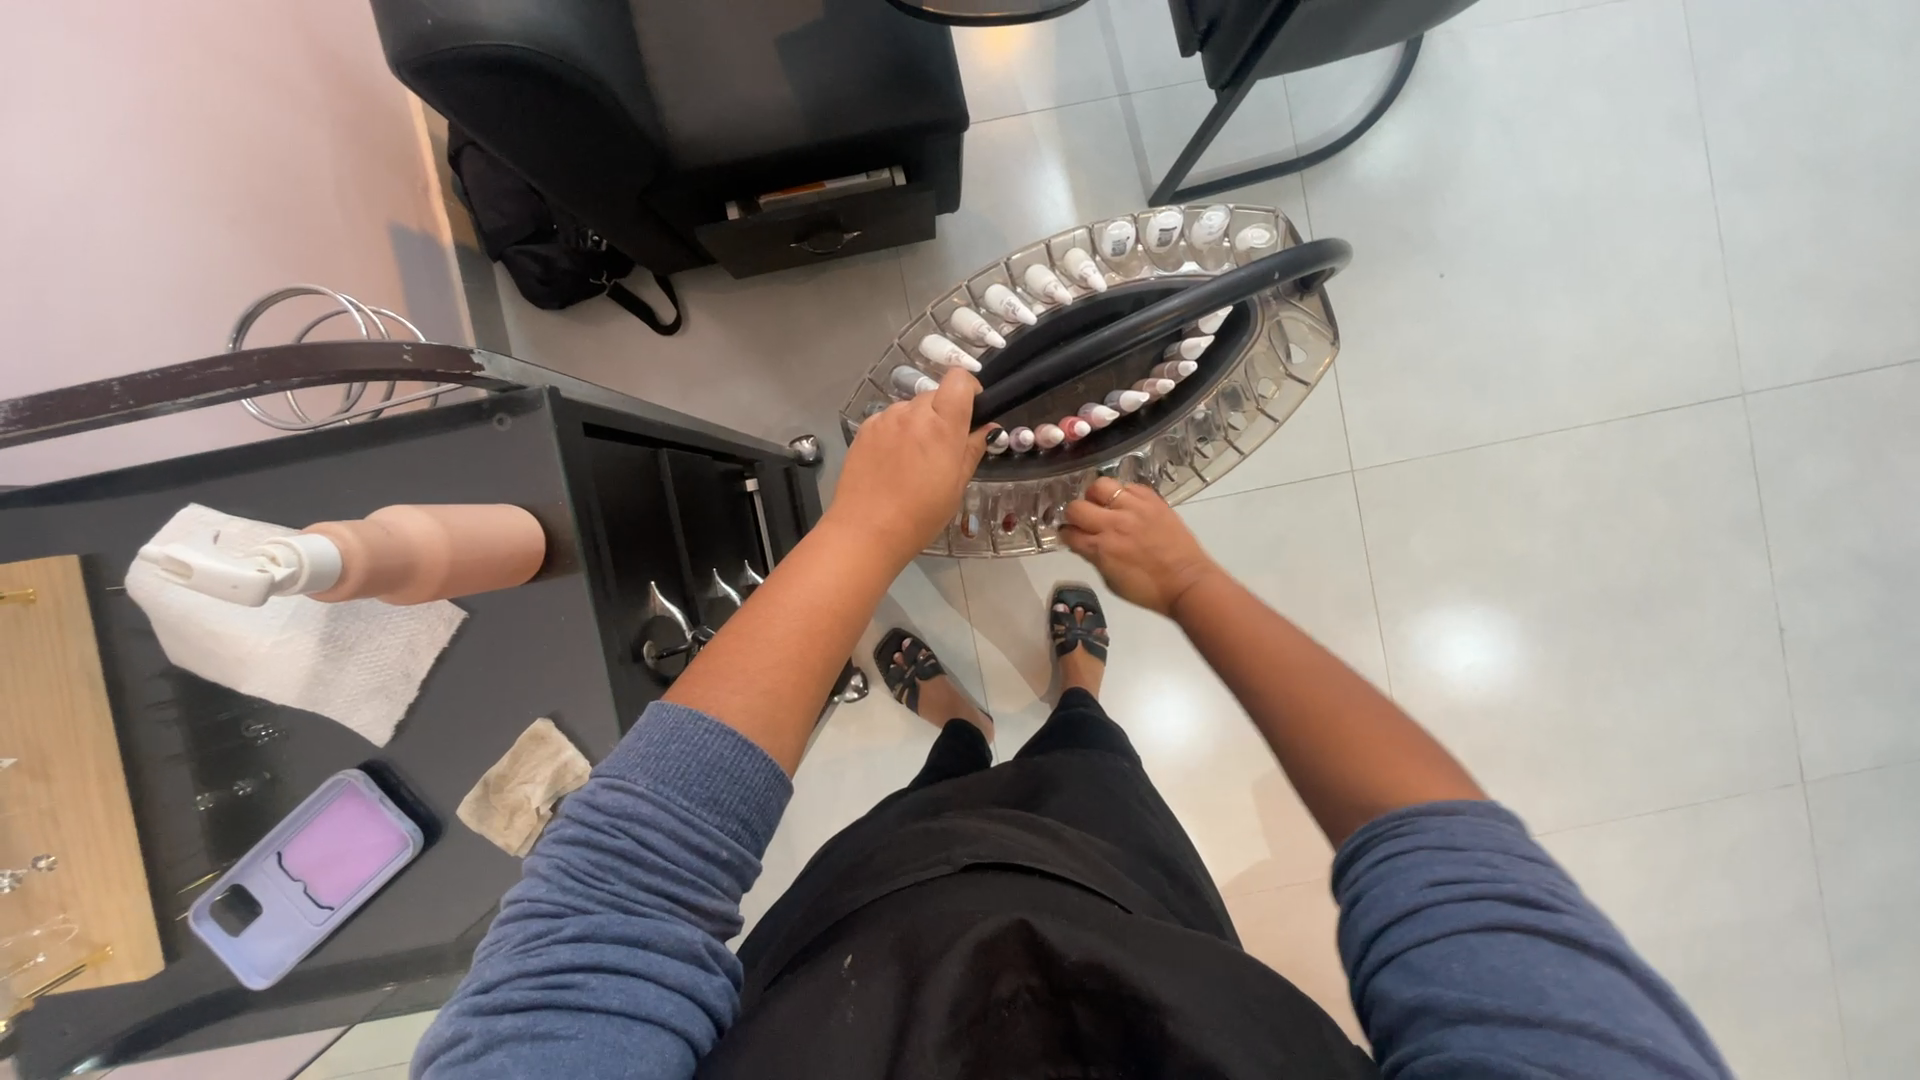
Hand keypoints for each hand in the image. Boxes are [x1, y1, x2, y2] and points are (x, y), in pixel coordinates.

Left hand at [825, 367, 987, 565]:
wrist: (866, 530)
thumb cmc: (920, 514)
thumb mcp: (957, 485)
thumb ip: (973, 449)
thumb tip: (989, 428)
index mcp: (942, 425)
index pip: (959, 379)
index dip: (969, 389)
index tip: (971, 411)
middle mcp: (912, 413)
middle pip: (935, 395)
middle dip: (943, 414)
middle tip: (942, 449)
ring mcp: (885, 419)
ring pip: (910, 408)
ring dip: (918, 424)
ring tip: (913, 460)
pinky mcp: (864, 429)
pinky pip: (889, 420)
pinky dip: (897, 432)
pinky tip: (892, 462)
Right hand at [1059, 476, 1222, 616]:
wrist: (1186, 581)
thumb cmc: (1147, 589)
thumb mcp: (1111, 580)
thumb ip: (1094, 557)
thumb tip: (1084, 543)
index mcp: (1100, 548)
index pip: (1068, 533)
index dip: (1066, 535)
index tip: (1071, 536)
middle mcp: (1113, 523)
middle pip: (1076, 506)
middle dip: (1074, 514)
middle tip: (1084, 520)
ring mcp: (1134, 508)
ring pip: (1100, 486)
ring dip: (1096, 496)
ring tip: (1104, 505)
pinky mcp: (1153, 500)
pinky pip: (1129, 486)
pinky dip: (1122, 493)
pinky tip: (1126, 504)